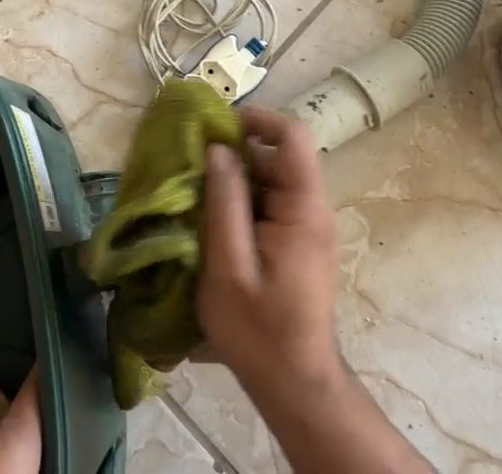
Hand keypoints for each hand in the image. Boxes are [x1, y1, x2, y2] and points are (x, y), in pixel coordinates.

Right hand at [197, 109, 342, 394]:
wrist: (293, 382)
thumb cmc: (258, 330)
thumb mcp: (228, 266)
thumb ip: (224, 203)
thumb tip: (219, 148)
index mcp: (304, 210)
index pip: (293, 136)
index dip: (256, 119)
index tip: (214, 126)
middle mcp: (312, 210)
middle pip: (278, 156)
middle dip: (234, 151)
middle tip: (189, 162)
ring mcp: (306, 226)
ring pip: (270, 179)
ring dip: (233, 178)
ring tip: (191, 189)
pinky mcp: (296, 242)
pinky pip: (269, 202)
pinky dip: (240, 200)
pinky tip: (208, 218)